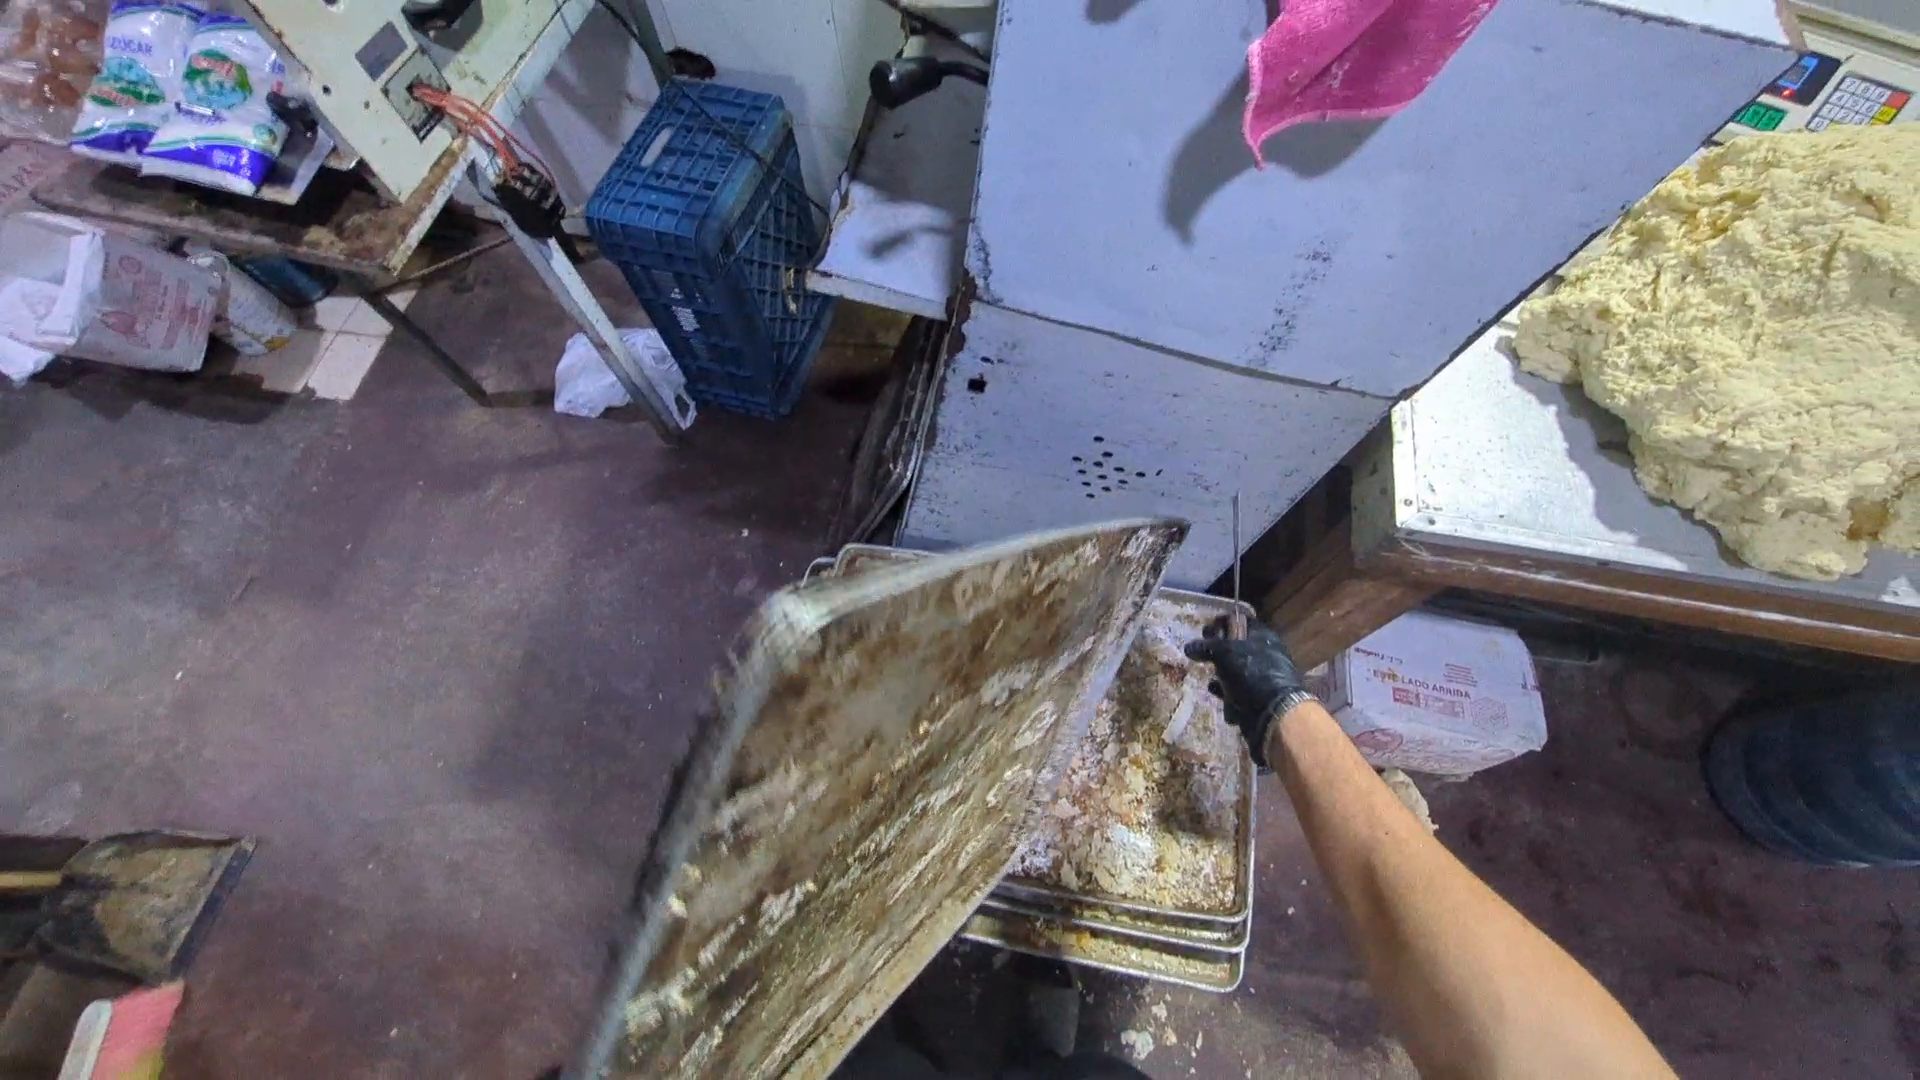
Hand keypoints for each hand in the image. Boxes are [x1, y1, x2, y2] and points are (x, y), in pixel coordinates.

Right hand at [1183, 616, 1312, 768]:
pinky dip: (1229, 697)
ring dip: (1222, 679)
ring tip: (1213, 683)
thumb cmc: (1250, 673)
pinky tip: (1222, 700)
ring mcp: (1265, 677)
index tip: (1205, 633)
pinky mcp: (1260, 698)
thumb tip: (1189, 647)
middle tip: (1205, 658)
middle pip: (1236, 648)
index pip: (1240, 621)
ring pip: (1236, 673)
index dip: (1221, 624)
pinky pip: (1240, 693)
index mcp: (1263, 636)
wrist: (1273, 713)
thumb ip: (1206, 647)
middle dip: (1218, 655)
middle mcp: (1266, 654)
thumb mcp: (1223, 652)